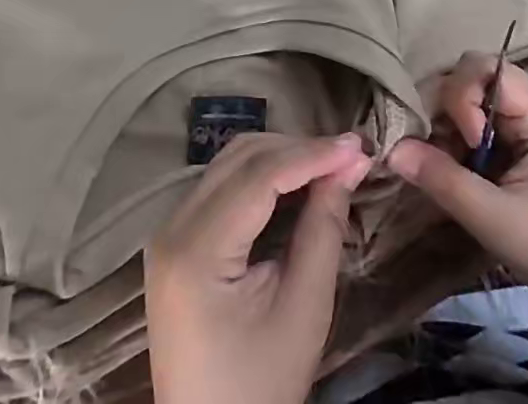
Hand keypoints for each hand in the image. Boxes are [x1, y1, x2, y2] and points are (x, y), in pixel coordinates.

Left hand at [147, 132, 371, 403]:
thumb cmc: (261, 381)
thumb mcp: (304, 308)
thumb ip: (324, 227)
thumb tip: (350, 163)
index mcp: (196, 253)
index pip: (259, 177)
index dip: (312, 154)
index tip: (359, 146)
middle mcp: (171, 229)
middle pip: (240, 158)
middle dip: (298, 149)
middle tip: (349, 156)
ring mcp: (168, 231)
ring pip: (230, 163)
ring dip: (281, 156)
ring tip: (329, 164)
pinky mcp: (176, 238)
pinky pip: (222, 184)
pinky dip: (263, 174)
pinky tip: (296, 180)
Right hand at [388, 53, 527, 311]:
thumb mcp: (498, 220)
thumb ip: (445, 181)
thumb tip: (391, 149)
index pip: (485, 68)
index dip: (462, 97)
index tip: (467, 144)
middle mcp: (525, 103)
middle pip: (466, 76)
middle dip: (444, 111)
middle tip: (441, 156)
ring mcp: (514, 121)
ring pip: (458, 98)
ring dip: (441, 129)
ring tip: (445, 168)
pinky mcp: (503, 140)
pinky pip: (461, 122)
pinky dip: (446, 142)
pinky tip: (450, 172)